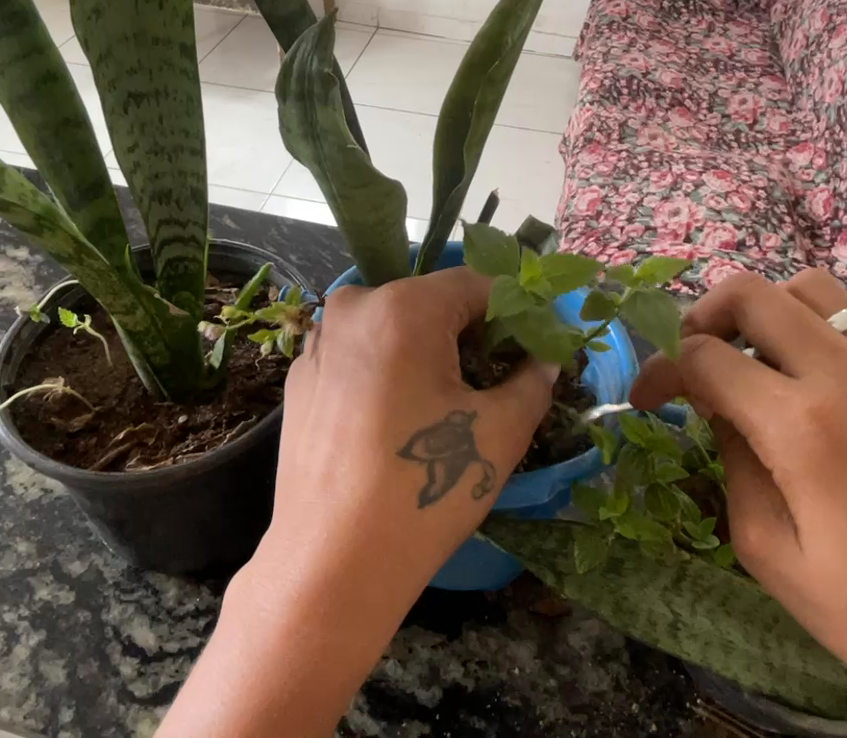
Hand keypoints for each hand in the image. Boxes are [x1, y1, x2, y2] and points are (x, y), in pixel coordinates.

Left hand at [159, 266, 553, 736]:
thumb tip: (546, 358)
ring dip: (424, 348)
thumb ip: (533, 380)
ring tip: (445, 401)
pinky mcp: (299, 378)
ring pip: (390, 325)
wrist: (331, 563)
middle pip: (430, 300)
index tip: (534, 346)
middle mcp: (353, 307)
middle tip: (494, 377)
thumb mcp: (499, 432)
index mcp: (403, 307)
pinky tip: (396, 417)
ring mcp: (318, 342)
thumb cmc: (423, 489)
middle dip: (468, 330)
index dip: (514, 311)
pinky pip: (356, 354)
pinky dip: (384, 368)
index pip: (476, 284)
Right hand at [633, 269, 846, 737]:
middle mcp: (846, 376)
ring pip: (806, 287)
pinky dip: (805, 327)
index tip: (646, 400)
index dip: (660, 370)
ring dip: (760, 310)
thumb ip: (733, 464)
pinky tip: (797, 382)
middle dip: (700, 316)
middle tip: (689, 365)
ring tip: (745, 361)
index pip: (704, 356)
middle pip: (751, 291)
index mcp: (802, 426)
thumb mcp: (775, 557)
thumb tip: (718, 412)